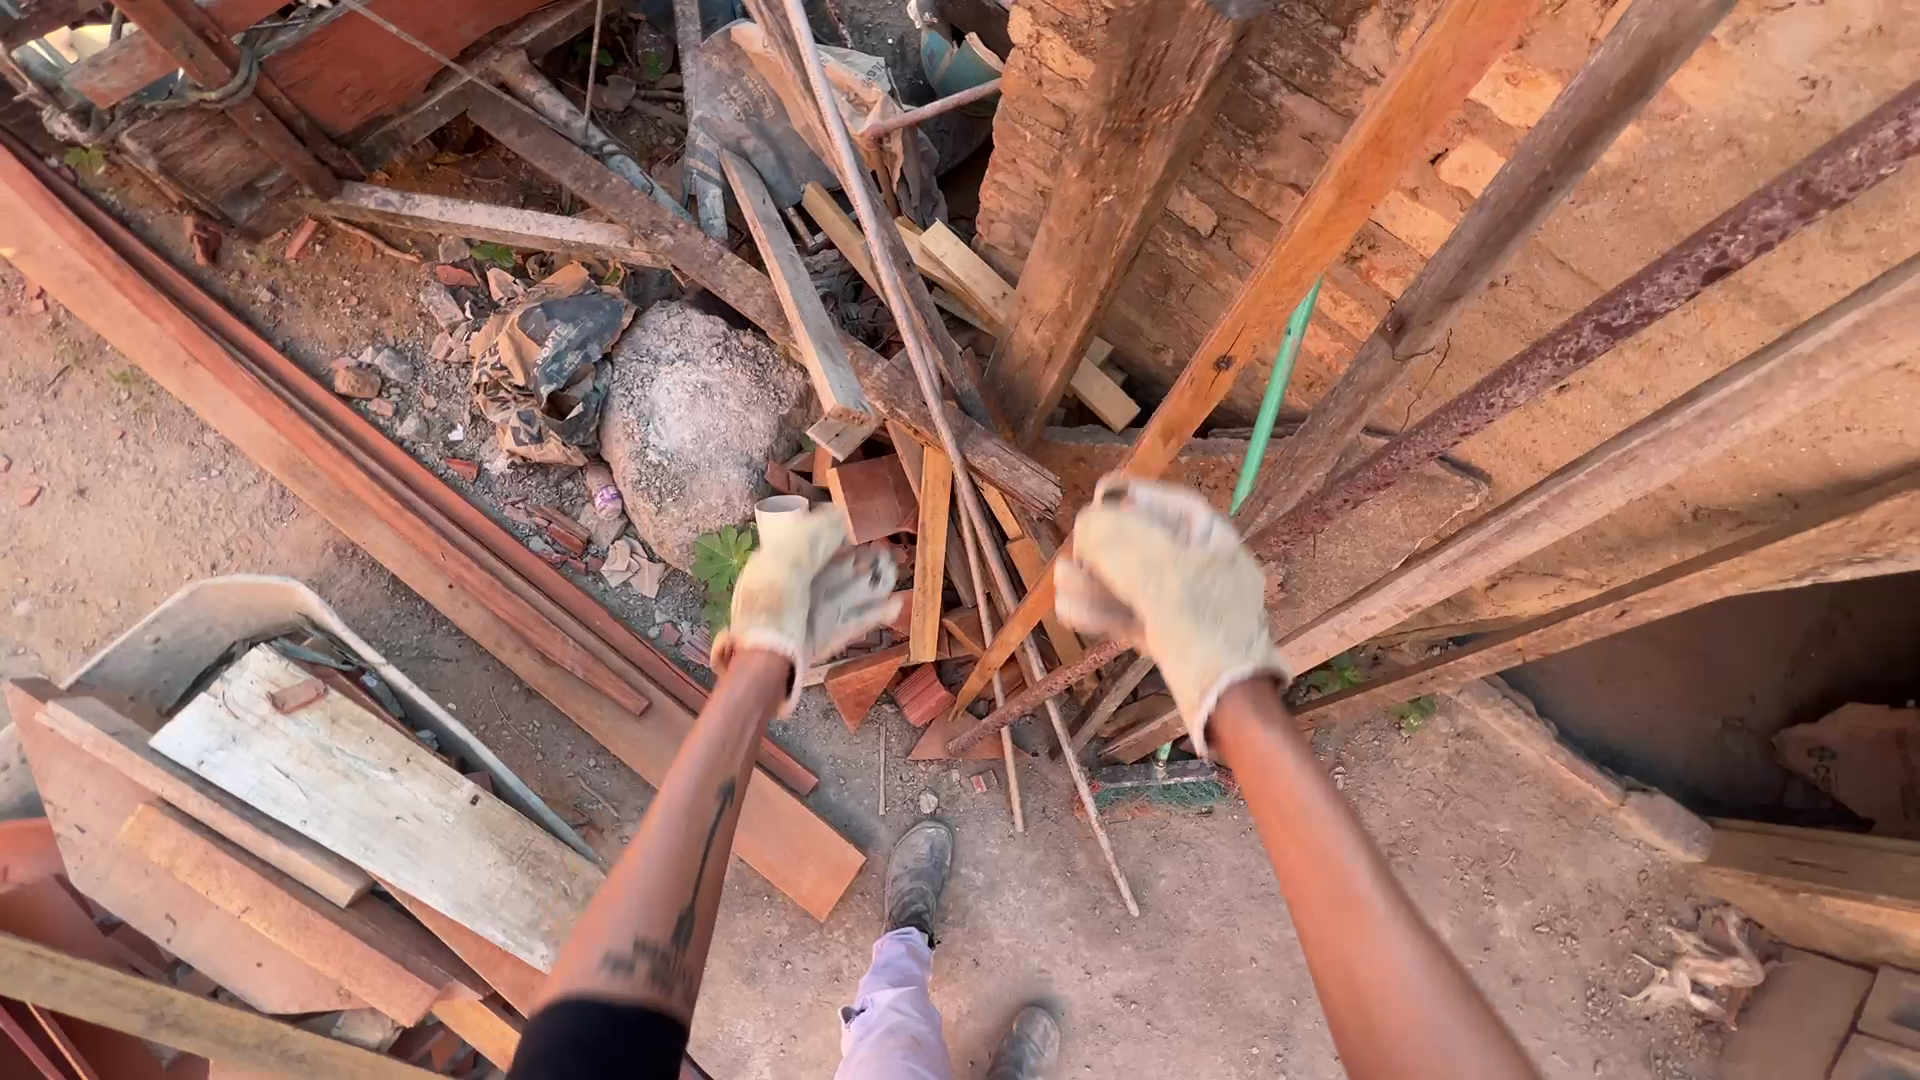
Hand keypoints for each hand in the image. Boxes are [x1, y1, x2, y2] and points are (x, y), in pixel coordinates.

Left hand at [711, 507, 901, 710]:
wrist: (766, 654)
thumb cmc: (772, 601)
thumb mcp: (789, 556)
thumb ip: (816, 536)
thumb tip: (840, 515)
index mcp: (790, 566)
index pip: (821, 545)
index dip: (844, 535)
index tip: (866, 526)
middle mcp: (806, 588)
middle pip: (843, 568)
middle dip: (866, 557)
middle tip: (887, 549)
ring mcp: (819, 613)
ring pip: (855, 592)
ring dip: (877, 581)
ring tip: (895, 569)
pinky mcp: (832, 636)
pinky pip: (859, 620)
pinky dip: (878, 613)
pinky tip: (896, 602)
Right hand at [1055, 475, 1288, 756]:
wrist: (1226, 700)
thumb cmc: (1202, 628)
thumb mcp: (1159, 573)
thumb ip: (1119, 540)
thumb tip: (1086, 521)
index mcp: (1212, 543)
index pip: (1170, 505)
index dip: (1132, 496)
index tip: (1099, 492)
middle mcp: (1197, 568)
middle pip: (1138, 544)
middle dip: (1101, 550)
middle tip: (1076, 554)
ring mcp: (1179, 605)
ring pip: (1125, 581)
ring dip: (1091, 581)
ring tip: (1065, 582)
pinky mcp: (1163, 636)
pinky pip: (1124, 614)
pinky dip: (1097, 610)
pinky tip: (1070, 608)